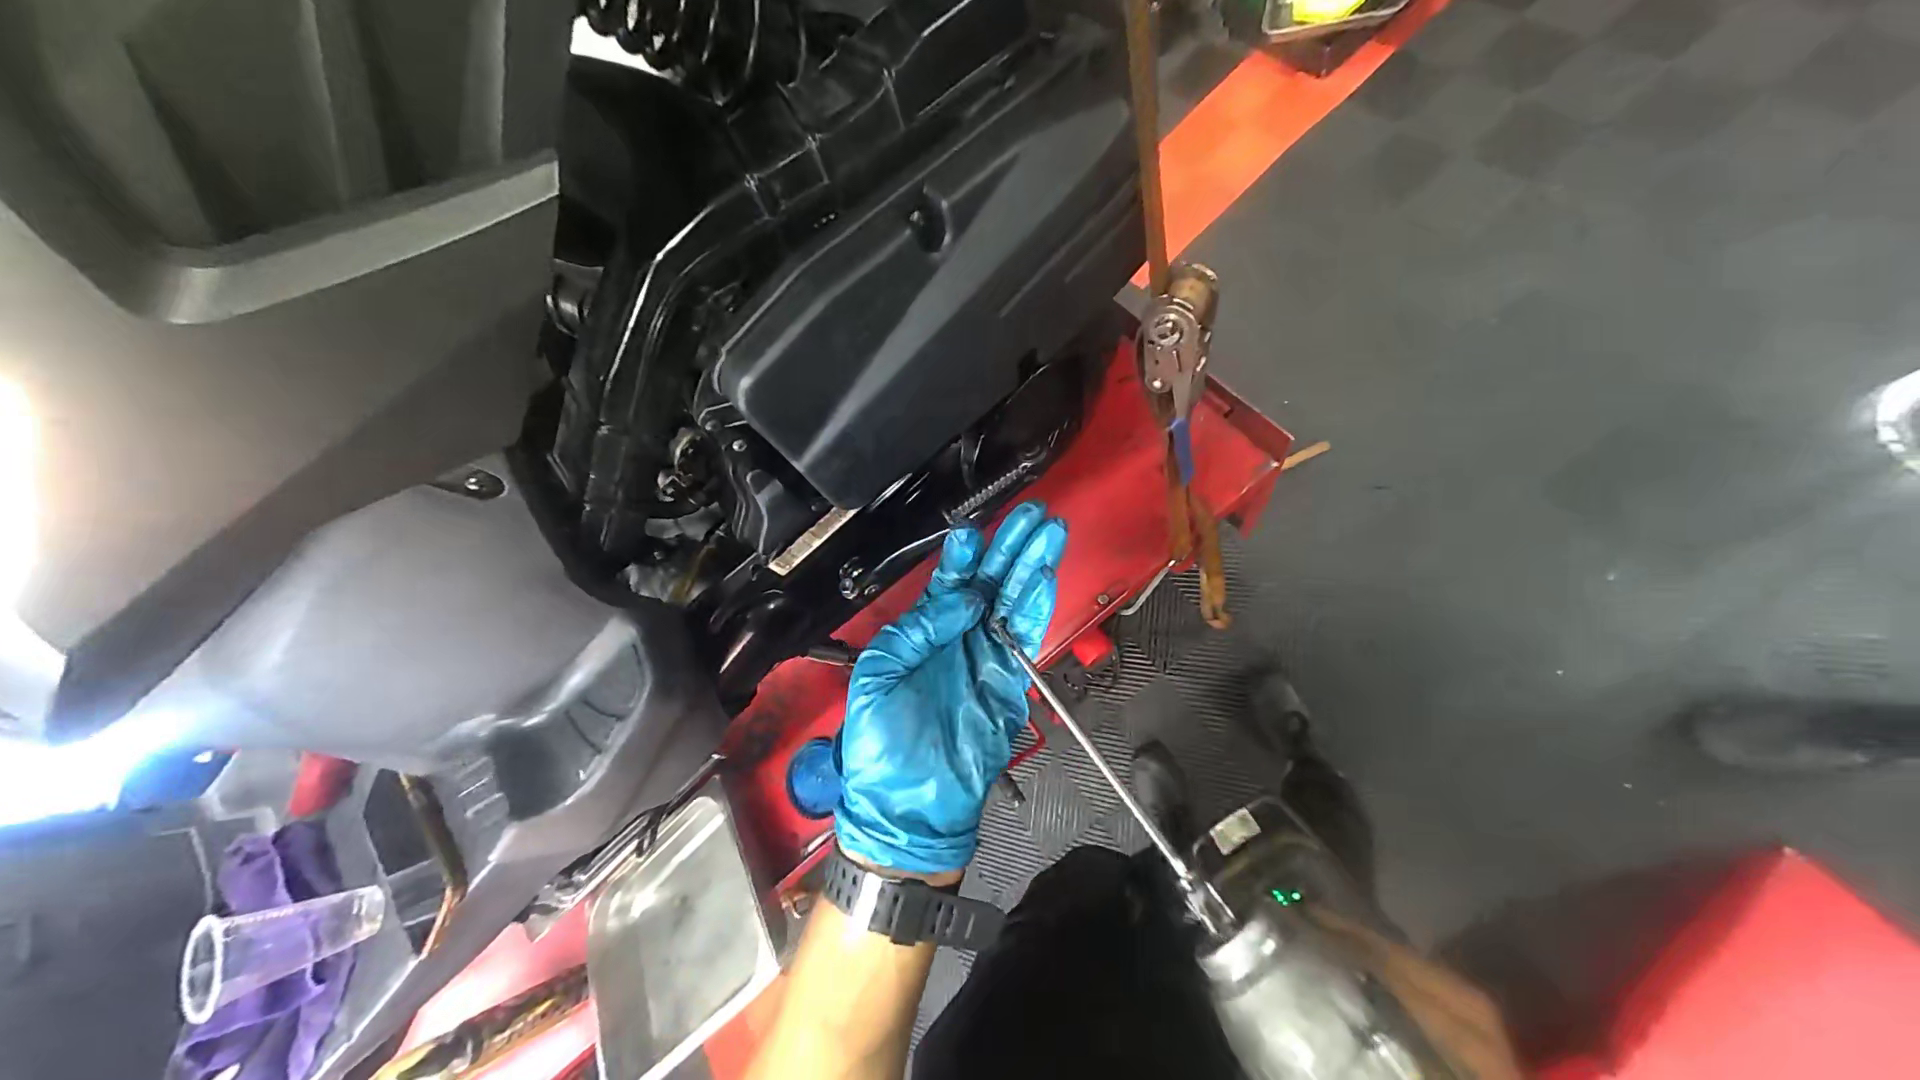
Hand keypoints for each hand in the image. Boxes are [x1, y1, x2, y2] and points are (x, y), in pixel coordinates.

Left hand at [834, 502, 1068, 877]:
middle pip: (988, 583)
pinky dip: (1037, 607)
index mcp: (921, 634)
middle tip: (1030, 516)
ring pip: (1012, 602)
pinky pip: (1026, 637)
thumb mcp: (878, 674)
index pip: (948, 583)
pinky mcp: (1008, 680)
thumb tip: (960, 599)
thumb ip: (915, 630)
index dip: (963, 555)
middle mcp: (957, 639)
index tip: (976, 530)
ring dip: (1030, 567)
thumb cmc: (882, 745)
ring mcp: (985, 657)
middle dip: (1009, 548)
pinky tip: (1045, 578)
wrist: (910, 804)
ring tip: (1048, 534)